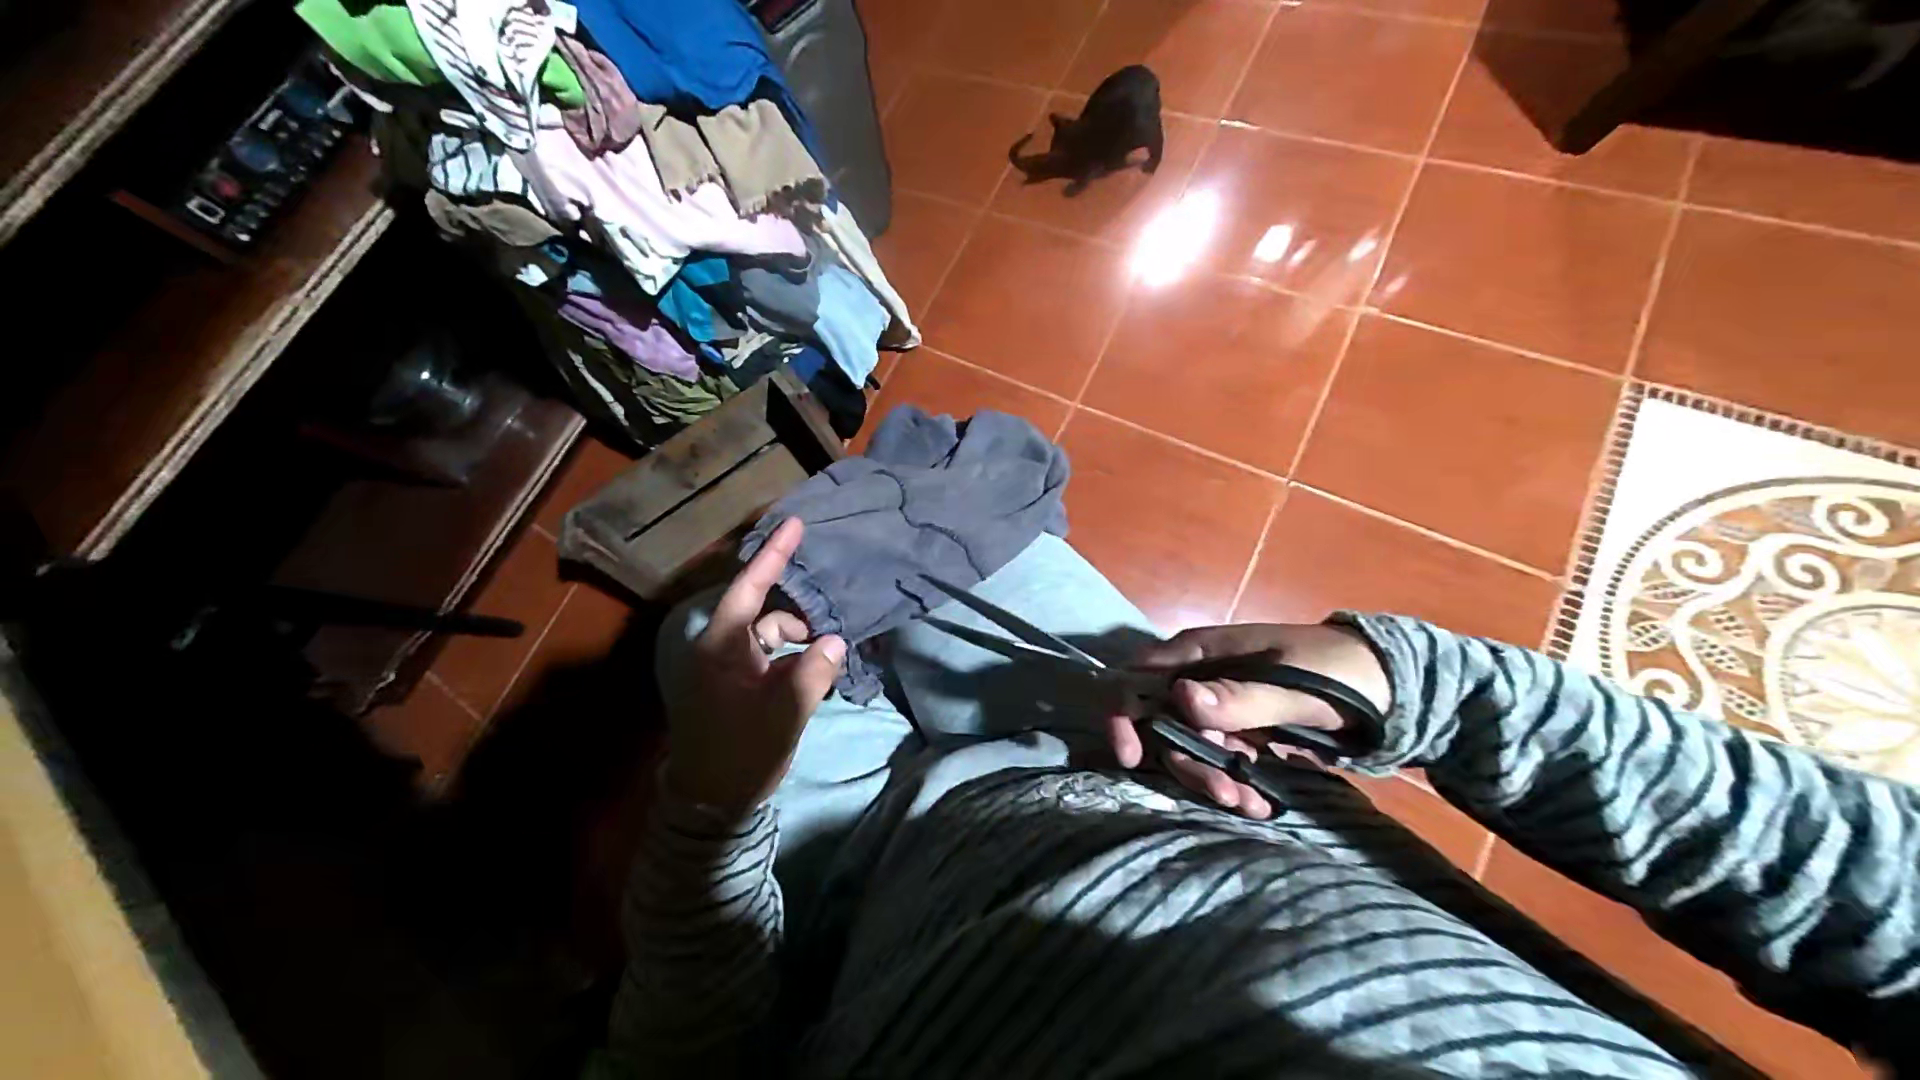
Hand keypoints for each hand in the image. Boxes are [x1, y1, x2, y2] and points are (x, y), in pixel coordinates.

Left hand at [664, 517, 845, 815]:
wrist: (711, 802)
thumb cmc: (741, 752)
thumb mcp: (784, 712)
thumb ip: (813, 671)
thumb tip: (836, 639)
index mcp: (721, 647)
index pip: (749, 588)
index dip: (773, 555)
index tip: (795, 523)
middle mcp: (720, 648)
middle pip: (767, 614)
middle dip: (800, 620)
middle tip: (833, 629)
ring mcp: (726, 667)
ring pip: (771, 637)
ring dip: (799, 644)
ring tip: (827, 664)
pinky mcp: (735, 683)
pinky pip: (769, 657)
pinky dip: (792, 660)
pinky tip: (814, 675)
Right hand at [1104, 623, 1390, 819]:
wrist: (1386, 682)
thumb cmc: (1336, 670)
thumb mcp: (1293, 684)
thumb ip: (1240, 695)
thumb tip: (1180, 698)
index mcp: (1199, 653)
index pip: (1136, 679)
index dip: (1123, 715)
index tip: (1132, 757)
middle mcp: (1196, 679)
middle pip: (1159, 723)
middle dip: (1184, 763)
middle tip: (1224, 795)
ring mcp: (1215, 707)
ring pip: (1187, 747)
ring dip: (1210, 779)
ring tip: (1250, 807)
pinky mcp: (1235, 731)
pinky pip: (1217, 759)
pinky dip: (1232, 784)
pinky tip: (1261, 805)